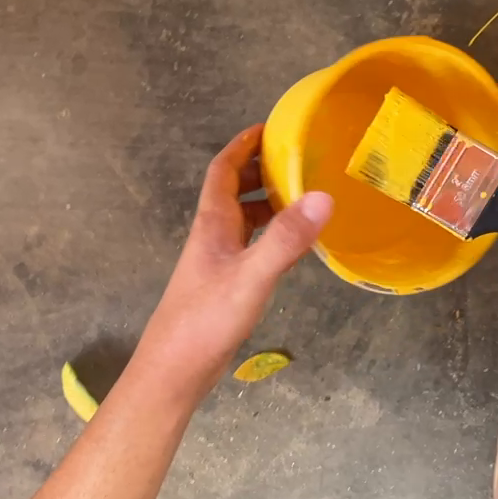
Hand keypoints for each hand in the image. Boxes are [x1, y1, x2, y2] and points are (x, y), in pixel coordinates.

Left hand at [136, 125, 332, 391]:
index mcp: (213, 223)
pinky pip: (250, 244)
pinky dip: (270, 234)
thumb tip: (323, 196)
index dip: (243, 145)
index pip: (224, 170)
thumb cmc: (206, 320)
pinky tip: (291, 245)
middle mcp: (212, 235)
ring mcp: (217, 260)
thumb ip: (285, 239)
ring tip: (303, 196)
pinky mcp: (224, 284)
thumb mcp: (251, 277)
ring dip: (267, 202)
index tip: (269, 127)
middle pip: (234, 190)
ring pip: (242, 218)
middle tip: (299, 159)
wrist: (175, 370)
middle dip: (261, 169)